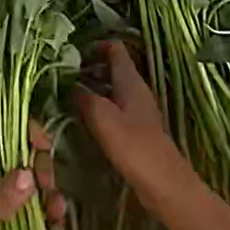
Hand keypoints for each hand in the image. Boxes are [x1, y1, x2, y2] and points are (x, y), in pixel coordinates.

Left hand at [0, 124, 63, 229]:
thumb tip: (29, 178)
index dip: (21, 130)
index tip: (41, 141)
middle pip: (18, 161)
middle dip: (38, 167)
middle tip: (47, 182)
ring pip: (27, 194)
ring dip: (47, 197)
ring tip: (56, 209)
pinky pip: (27, 227)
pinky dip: (45, 225)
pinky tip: (54, 228)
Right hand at [76, 41, 188, 194]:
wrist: (164, 184)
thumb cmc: (133, 145)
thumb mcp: (102, 117)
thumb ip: (84, 97)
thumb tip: (69, 86)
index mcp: (130, 79)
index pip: (115, 48)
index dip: (95, 45)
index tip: (73, 54)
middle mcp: (136, 88)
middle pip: (113, 67)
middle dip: (90, 68)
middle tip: (65, 76)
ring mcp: (138, 109)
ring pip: (113, 88)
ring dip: (93, 89)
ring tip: (69, 97)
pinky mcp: (138, 129)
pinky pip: (116, 108)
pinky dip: (100, 107)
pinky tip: (85, 121)